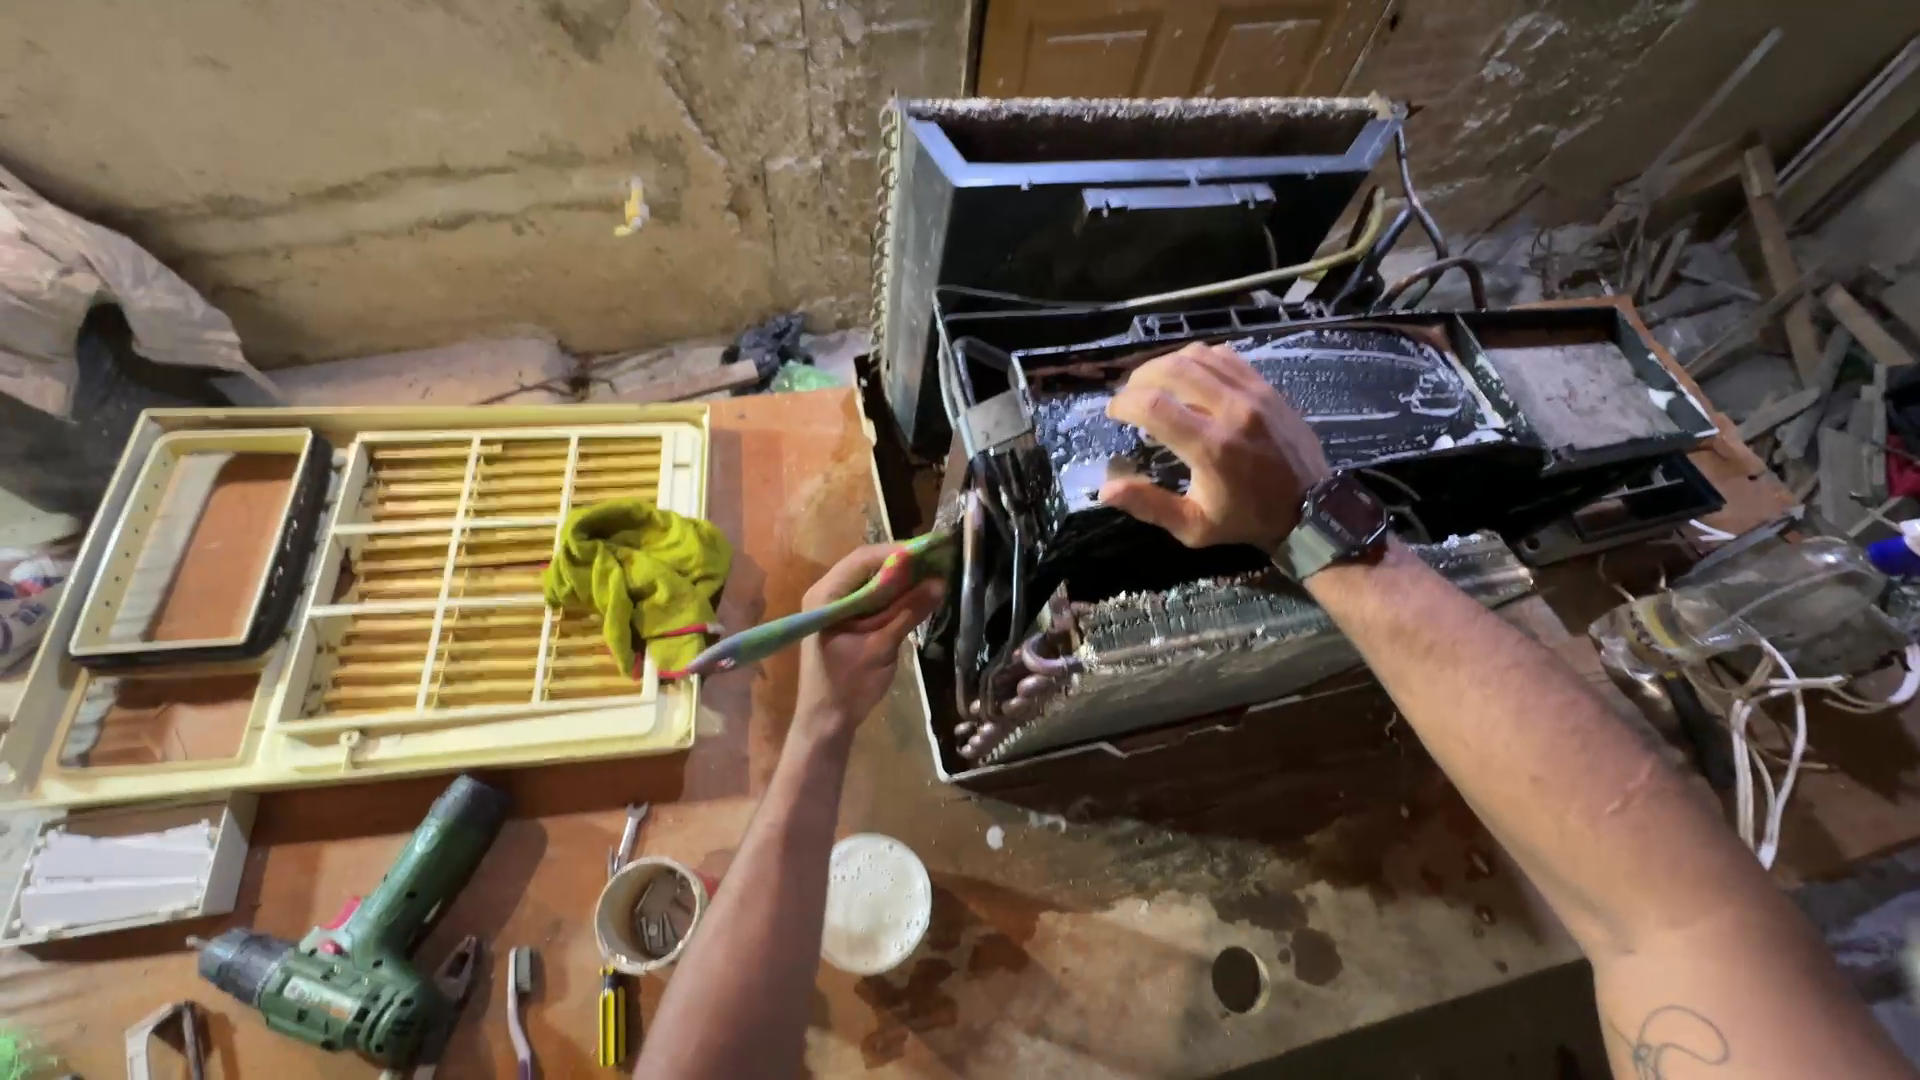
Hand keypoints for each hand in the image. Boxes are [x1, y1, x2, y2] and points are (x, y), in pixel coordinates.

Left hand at [794, 544, 945, 739]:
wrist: (826, 721)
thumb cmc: (848, 684)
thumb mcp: (882, 646)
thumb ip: (909, 611)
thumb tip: (940, 583)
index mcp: (826, 595)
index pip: (863, 559)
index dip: (897, 552)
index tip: (930, 552)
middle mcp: (827, 593)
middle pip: (867, 566)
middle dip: (902, 564)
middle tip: (936, 562)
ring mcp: (835, 606)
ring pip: (871, 581)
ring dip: (900, 579)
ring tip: (932, 575)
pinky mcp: (846, 619)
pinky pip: (871, 598)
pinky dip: (894, 596)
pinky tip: (917, 597)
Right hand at [1098, 342, 1331, 550]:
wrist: (1310, 508)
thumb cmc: (1244, 520)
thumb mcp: (1192, 526)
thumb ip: (1148, 505)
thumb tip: (1105, 489)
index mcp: (1211, 447)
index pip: (1154, 406)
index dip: (1124, 403)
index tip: (1114, 413)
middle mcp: (1232, 411)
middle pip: (1173, 369)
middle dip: (1140, 377)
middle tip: (1129, 395)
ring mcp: (1254, 393)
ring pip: (1199, 356)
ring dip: (1167, 364)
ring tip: (1154, 384)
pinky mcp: (1267, 387)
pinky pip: (1225, 357)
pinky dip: (1198, 361)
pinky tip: (1189, 379)